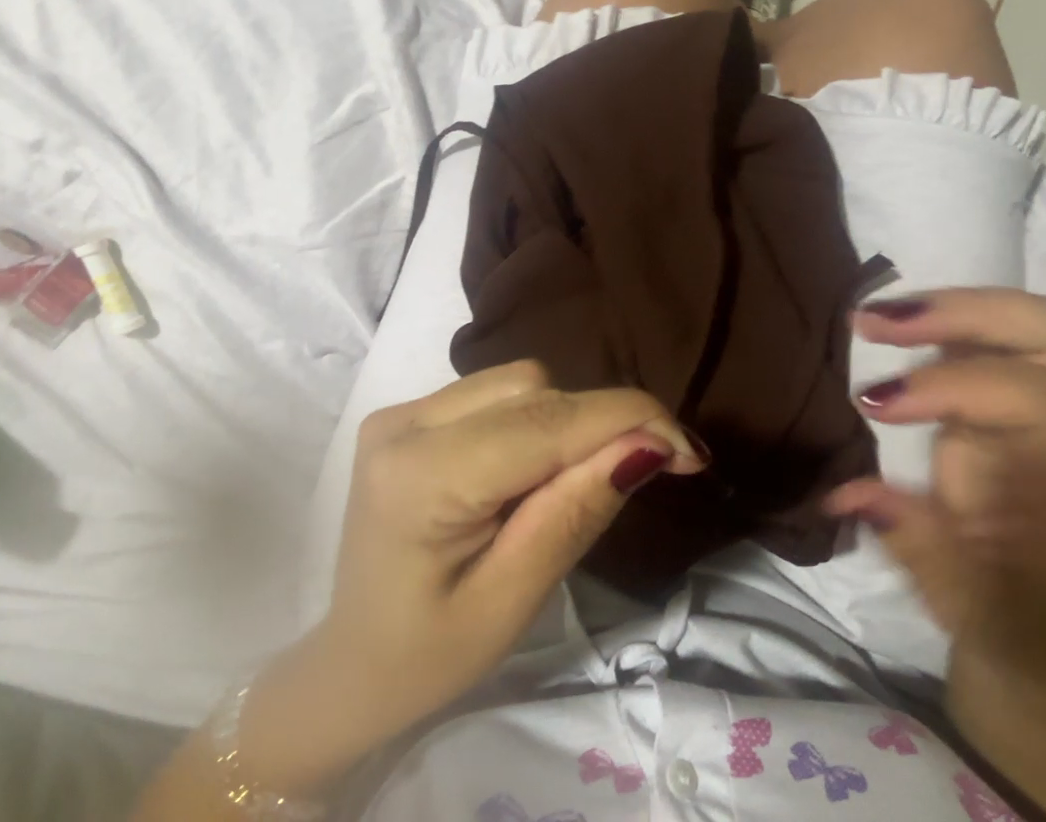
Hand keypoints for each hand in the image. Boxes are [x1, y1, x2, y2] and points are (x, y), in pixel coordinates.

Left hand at [215, 362, 702, 799]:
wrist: (354, 662)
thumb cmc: (430, 655)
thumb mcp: (511, 600)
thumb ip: (573, 513)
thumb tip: (648, 444)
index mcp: (422, 477)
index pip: (545, 421)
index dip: (628, 421)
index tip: (691, 454)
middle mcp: (403, 424)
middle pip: (532, 390)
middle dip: (598, 425)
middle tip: (635, 482)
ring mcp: (398, 415)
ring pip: (516, 383)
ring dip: (566, 422)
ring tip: (572, 488)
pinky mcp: (404, 419)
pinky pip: (492, 396)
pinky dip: (533, 422)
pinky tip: (532, 475)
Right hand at [828, 288, 1045, 688]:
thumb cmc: (1015, 630)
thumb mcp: (964, 603)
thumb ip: (916, 541)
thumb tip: (846, 493)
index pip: (1031, 393)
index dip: (948, 386)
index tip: (873, 404)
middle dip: (963, 311)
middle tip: (876, 321)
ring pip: (1031, 325)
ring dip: (951, 311)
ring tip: (874, 320)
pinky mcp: (1026, 417)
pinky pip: (999, 349)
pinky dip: (946, 331)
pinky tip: (895, 337)